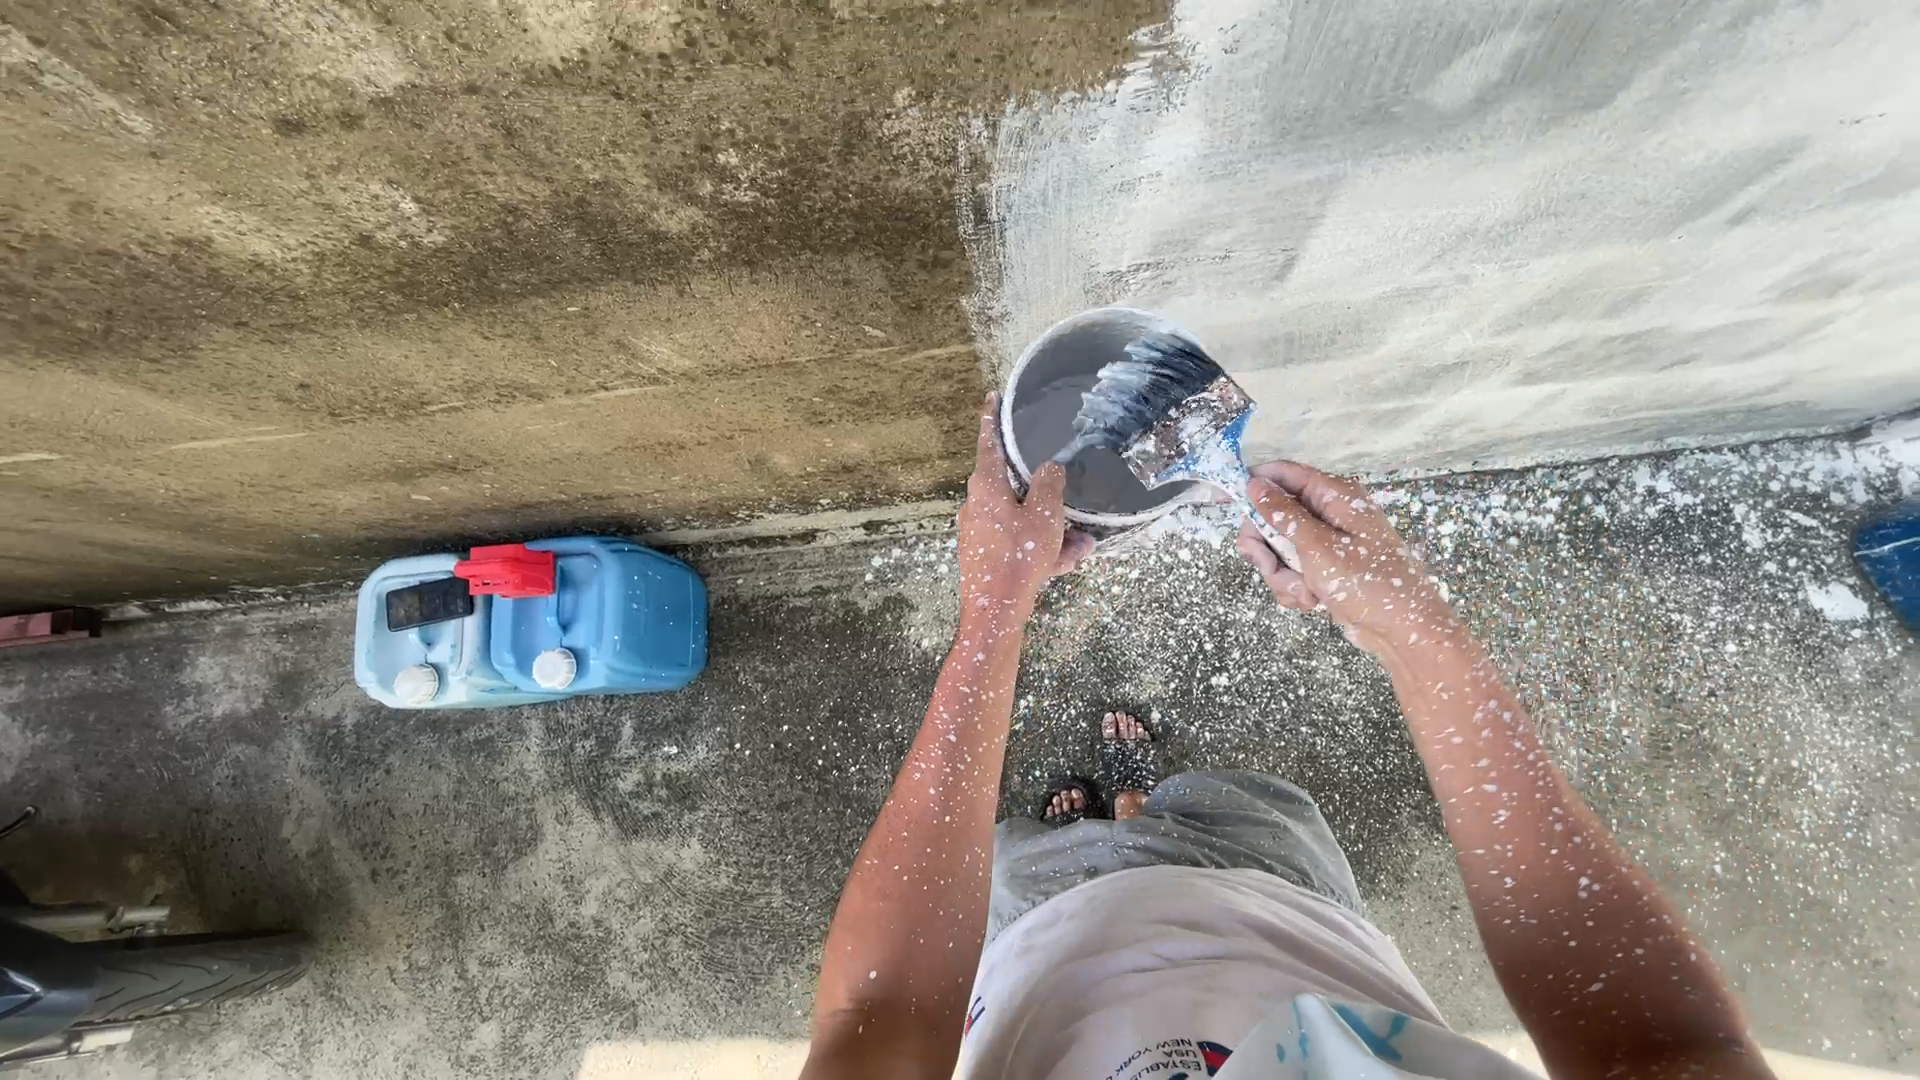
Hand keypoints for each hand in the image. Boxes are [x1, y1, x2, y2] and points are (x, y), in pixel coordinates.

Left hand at [957, 394, 1094, 631]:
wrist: (996, 610)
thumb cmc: (1019, 556)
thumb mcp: (1045, 514)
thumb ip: (1049, 484)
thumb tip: (1049, 468)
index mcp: (985, 487)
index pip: (988, 442)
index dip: (992, 419)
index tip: (990, 398)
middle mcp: (977, 505)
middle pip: (1014, 487)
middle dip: (1046, 497)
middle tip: (1068, 502)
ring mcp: (979, 532)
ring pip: (1022, 520)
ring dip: (1052, 530)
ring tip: (1080, 545)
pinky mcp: (985, 555)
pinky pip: (1019, 543)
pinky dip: (1042, 549)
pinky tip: (1068, 561)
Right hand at [1234, 460, 1459, 656]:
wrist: (1402, 632)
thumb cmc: (1367, 583)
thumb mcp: (1317, 546)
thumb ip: (1282, 513)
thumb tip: (1255, 484)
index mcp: (1334, 497)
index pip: (1283, 474)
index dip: (1252, 483)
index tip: (1223, 499)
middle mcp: (1328, 514)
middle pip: (1271, 516)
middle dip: (1264, 546)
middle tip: (1265, 565)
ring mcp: (1325, 543)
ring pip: (1276, 548)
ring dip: (1280, 574)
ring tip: (1303, 592)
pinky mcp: (1322, 568)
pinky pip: (1289, 570)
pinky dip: (1293, 587)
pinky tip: (1312, 602)